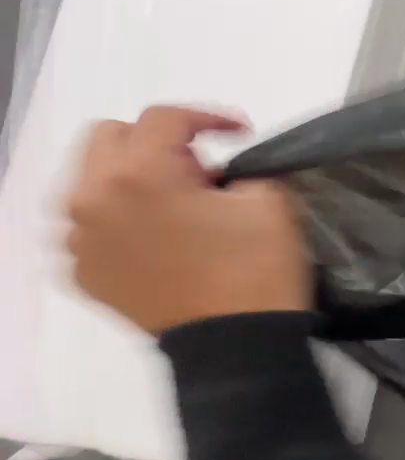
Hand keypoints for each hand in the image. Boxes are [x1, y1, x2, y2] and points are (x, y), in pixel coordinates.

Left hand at [65, 105, 310, 335]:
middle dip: (157, 143)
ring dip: (134, 182)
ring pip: (93, 183)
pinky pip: (94, 228)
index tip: (241, 133)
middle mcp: (90, 197)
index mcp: (140, 175)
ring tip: (181, 209)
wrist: (235, 341)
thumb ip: (242, 173)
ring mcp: (77, 237)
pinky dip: (126, 224)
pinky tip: (166, 244)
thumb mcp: (272, 207)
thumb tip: (220, 174)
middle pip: (108, 138)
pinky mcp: (82, 269)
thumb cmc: (258, 269)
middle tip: (203, 172)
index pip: (163, 118)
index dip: (208, 117)